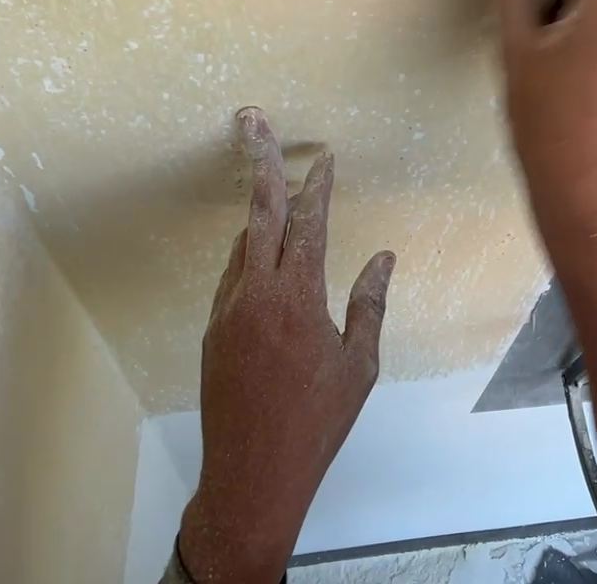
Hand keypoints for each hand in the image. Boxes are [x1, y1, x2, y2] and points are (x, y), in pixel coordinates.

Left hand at [178, 107, 396, 582]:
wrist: (252, 477)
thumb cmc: (317, 422)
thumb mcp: (359, 366)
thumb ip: (369, 304)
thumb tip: (383, 258)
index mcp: (298, 297)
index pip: (309, 223)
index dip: (318, 184)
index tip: (325, 155)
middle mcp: (256, 293)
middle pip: (259, 212)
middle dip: (260, 161)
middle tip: (252, 119)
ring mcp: (227, 310)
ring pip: (243, 244)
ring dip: (259, 212)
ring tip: (272, 184)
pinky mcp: (213, 331)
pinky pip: (233, 277)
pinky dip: (250, 254)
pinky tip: (264, 255)